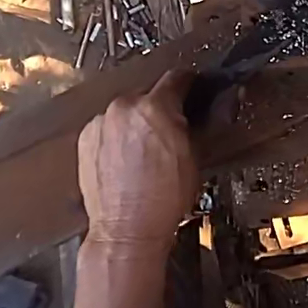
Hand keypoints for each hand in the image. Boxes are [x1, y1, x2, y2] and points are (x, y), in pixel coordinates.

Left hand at [77, 69, 198, 254]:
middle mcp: (124, 107)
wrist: (127, 229)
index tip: (191, 88)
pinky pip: (106, 128)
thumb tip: (222, 102)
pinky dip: (116, 137)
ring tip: (145, 152)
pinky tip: (126, 160)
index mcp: (155, 107)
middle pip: (148, 95)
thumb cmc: (163, 199)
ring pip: (125, 112)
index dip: (189, 84)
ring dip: (136, 123)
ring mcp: (100, 122)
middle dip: (160, 109)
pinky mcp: (85, 138)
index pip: (177, 78)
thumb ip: (202, 122)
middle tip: (169, 133)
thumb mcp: (195, 157)